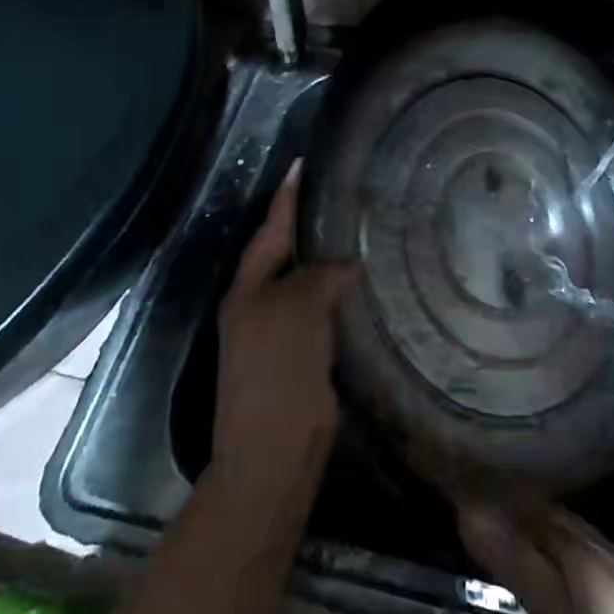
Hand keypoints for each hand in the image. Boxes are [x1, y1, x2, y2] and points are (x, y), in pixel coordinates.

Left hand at [213, 162, 357, 469]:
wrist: (274, 448)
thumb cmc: (278, 374)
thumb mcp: (296, 313)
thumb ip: (319, 279)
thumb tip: (348, 267)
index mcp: (247, 291)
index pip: (270, 232)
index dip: (287, 199)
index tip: (303, 164)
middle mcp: (258, 306)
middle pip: (284, 255)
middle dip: (306, 226)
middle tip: (338, 198)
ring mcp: (280, 333)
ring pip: (307, 284)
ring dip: (327, 261)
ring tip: (358, 234)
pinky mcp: (303, 355)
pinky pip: (324, 312)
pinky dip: (341, 294)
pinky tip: (365, 287)